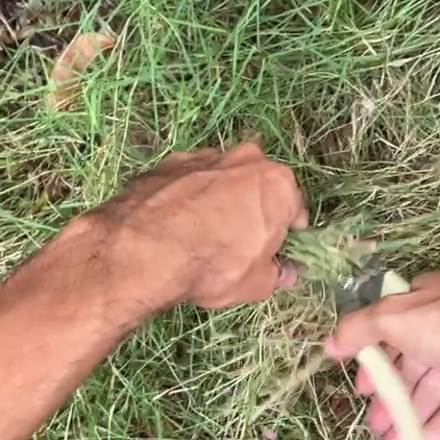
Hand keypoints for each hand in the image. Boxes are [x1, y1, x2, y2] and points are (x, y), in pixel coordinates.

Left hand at [80, 143, 307, 310]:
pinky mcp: (168, 162)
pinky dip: (187, 199)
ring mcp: (204, 156)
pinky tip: (176, 227)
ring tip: (203, 237)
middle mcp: (245, 159)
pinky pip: (188, 183)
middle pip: (258, 188)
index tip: (276, 255)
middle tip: (240, 246)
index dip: (287, 237)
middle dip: (254, 212)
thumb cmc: (215, 265)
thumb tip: (285, 273)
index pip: (294, 211)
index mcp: (278, 184)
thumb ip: (276, 275)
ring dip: (220, 202)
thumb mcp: (256, 284)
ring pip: (222, 181)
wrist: (145, 249)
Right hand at [324, 272, 439, 439]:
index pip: (390, 324)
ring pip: (430, 388)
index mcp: (428, 297)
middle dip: (389, 395)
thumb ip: (360, 329)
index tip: (360, 383)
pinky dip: (434, 427)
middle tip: (373, 423)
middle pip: (409, 361)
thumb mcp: (398, 318)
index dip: (372, 354)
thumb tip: (329, 343)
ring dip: (408, 417)